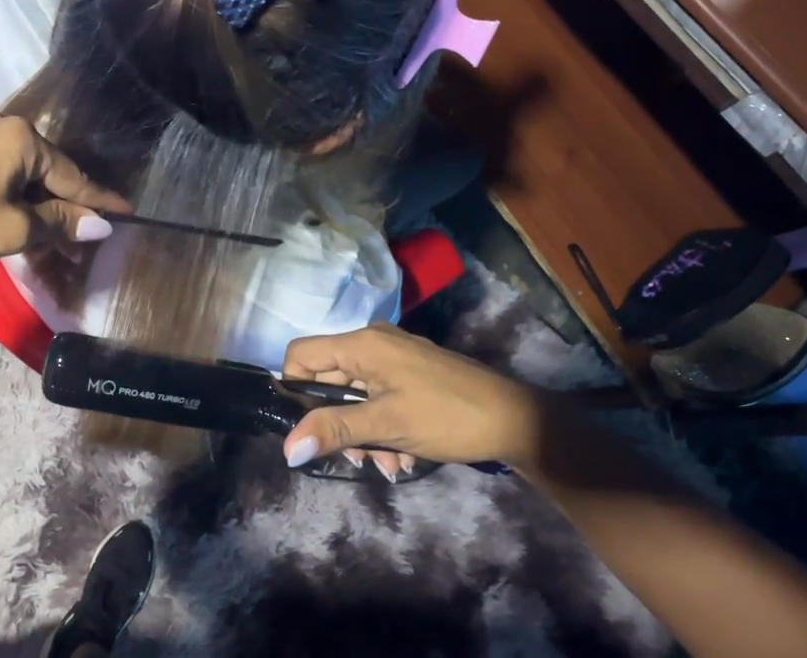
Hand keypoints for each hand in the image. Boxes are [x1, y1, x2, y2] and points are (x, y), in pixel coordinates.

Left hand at [0, 111, 130, 267]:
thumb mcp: (12, 228)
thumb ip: (59, 223)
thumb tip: (100, 225)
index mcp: (21, 137)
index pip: (71, 175)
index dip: (99, 200)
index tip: (126, 213)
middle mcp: (0, 122)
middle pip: (46, 170)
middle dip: (65, 206)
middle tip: (82, 240)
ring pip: (20, 169)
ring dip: (36, 201)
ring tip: (50, 236)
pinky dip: (12, 191)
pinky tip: (16, 213)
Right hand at [281, 324, 546, 467]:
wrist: (519, 420)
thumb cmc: (447, 416)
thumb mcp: (386, 425)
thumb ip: (334, 430)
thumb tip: (287, 447)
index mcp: (361, 344)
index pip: (301, 355)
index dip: (294, 389)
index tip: (308, 427)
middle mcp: (373, 342)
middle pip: (329, 379)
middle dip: (339, 423)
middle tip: (359, 457)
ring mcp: (395, 356)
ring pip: (356, 394)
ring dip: (365, 432)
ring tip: (392, 463)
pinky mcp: (413, 373)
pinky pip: (380, 396)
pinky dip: (384, 425)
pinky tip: (405, 454)